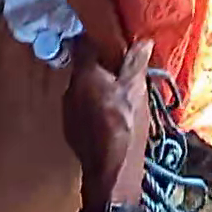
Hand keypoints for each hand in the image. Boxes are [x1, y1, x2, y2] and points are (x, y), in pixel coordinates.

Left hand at [63, 38, 153, 206]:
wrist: (110, 171)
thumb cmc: (125, 125)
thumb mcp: (136, 90)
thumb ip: (136, 63)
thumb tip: (144, 40)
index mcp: (84, 74)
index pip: (85, 44)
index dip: (100, 39)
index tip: (115, 41)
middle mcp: (70, 88)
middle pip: (84, 66)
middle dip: (102, 65)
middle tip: (124, 68)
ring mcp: (67, 110)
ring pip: (83, 87)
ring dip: (99, 85)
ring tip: (120, 92)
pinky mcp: (70, 127)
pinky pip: (82, 105)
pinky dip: (94, 103)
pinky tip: (110, 113)